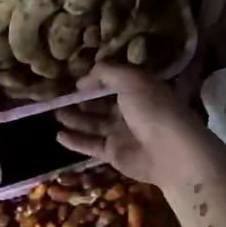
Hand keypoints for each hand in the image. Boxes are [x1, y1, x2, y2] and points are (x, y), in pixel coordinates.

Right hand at [54, 64, 215, 187]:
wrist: (170, 152)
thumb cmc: (152, 109)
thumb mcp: (131, 80)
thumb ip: (106, 73)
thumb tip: (83, 78)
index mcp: (137, 90)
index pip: (113, 82)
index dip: (94, 80)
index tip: (75, 81)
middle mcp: (129, 110)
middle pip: (100, 104)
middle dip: (81, 101)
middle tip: (59, 98)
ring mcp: (121, 133)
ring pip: (92, 124)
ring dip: (74, 119)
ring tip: (55, 114)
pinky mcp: (113, 153)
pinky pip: (90, 144)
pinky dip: (75, 140)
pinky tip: (59, 135)